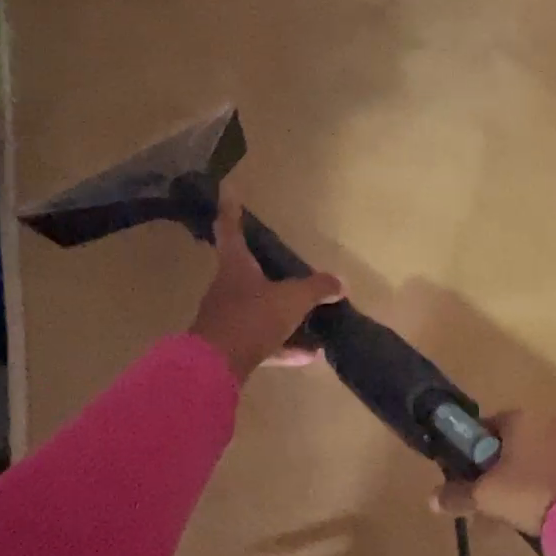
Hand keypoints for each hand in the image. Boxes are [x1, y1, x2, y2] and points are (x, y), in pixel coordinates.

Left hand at [188, 186, 344, 381]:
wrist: (215, 366)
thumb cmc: (252, 318)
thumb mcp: (292, 299)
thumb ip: (317, 289)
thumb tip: (340, 283)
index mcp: (236, 266)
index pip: (230, 229)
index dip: (231, 209)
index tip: (227, 189)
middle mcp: (228, 289)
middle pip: (246, 272)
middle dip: (266, 270)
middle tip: (287, 266)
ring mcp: (229, 319)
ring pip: (259, 311)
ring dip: (284, 316)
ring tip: (314, 322)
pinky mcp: (233, 348)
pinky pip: (265, 343)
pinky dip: (286, 347)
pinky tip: (310, 355)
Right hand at [430, 411, 555, 534]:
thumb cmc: (530, 492)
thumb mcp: (486, 496)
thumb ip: (458, 495)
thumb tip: (432, 498)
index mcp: (519, 418)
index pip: (484, 429)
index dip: (471, 454)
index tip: (467, 480)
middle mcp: (547, 421)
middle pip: (510, 445)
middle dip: (497, 471)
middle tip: (490, 500)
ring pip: (534, 459)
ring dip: (522, 480)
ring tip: (516, 511)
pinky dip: (545, 486)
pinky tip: (542, 510)